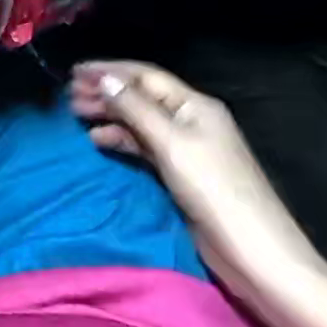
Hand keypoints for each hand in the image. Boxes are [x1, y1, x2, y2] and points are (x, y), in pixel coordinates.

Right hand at [70, 60, 321, 289]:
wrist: (256, 255)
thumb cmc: (215, 191)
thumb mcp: (171, 144)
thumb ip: (135, 108)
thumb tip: (103, 78)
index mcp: (195, 106)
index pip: (144, 76)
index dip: (108, 70)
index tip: (73, 72)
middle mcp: (190, 119)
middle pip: (140, 95)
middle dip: (105, 91)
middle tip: (70, 96)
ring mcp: (186, 147)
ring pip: (138, 119)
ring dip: (109, 114)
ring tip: (78, 114)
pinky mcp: (180, 171)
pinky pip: (142, 144)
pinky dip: (119, 138)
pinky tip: (99, 141)